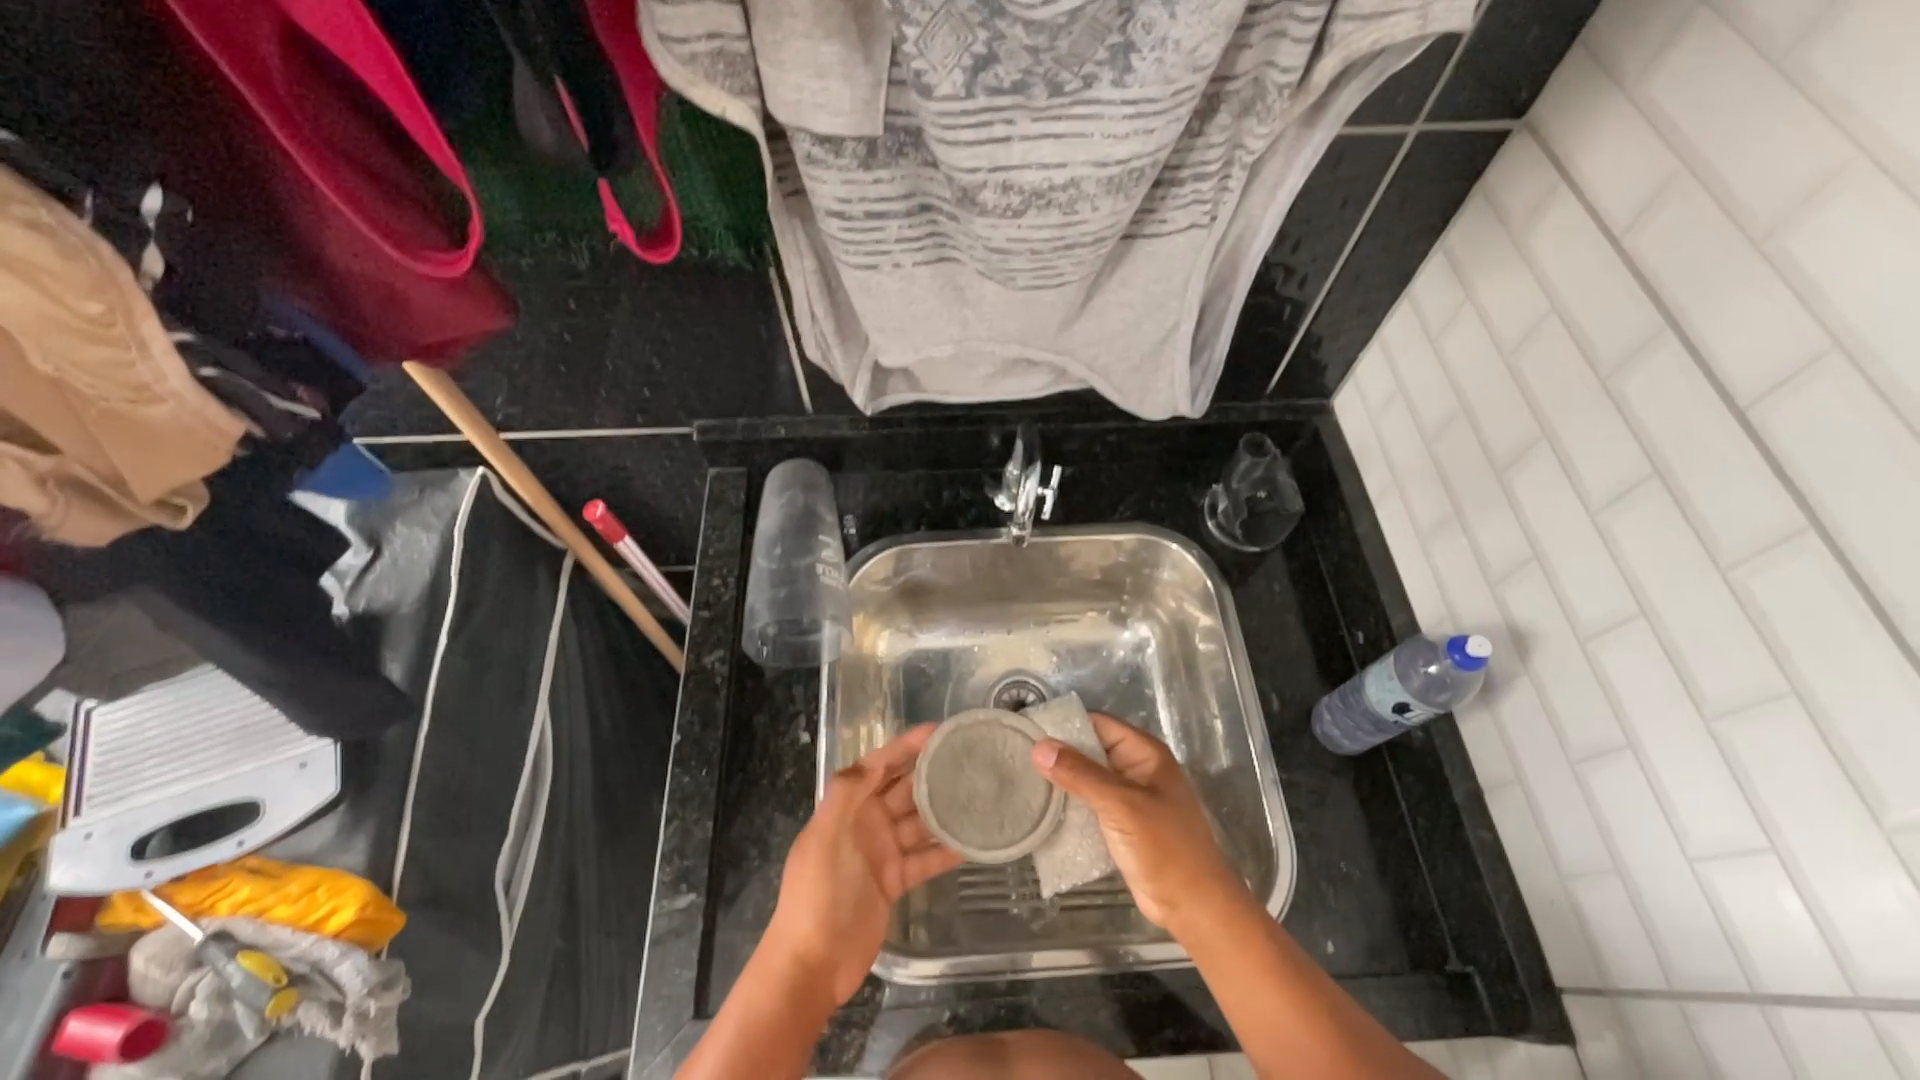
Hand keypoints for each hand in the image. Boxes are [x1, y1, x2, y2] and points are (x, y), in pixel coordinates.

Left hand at [765, 724, 962, 1004]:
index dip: (904, 747)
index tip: (938, 731)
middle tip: (970, 760)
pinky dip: (944, 852)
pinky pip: (924, 860)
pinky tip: (972, 843)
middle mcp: (864, 824)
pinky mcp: (893, 883)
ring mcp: (880, 854)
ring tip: (979, 796)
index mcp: (845, 808)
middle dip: (931, 774)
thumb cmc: (817, 893)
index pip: (878, 766)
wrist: (813, 960)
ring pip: (917, 824)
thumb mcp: (826, 837)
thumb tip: (874, 759)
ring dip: (943, 812)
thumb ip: (847, 794)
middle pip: (902, 791)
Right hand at [1031, 713, 1246, 934]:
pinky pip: (1090, 805)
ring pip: (1088, 779)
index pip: (1099, 724)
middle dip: (1059, 754)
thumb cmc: (1164, 847)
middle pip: (1091, 750)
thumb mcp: (1121, 805)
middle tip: (1016, 757)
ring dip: (1062, 781)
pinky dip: (1070, 805)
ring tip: (1022, 780)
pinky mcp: (1122, 825)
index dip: (1065, 725)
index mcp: (1145, 754)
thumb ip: (1080, 774)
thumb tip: (1039, 746)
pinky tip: (1043, 809)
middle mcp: (1137, 770)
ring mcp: (1130, 799)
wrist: (1191, 904)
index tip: (1027, 730)